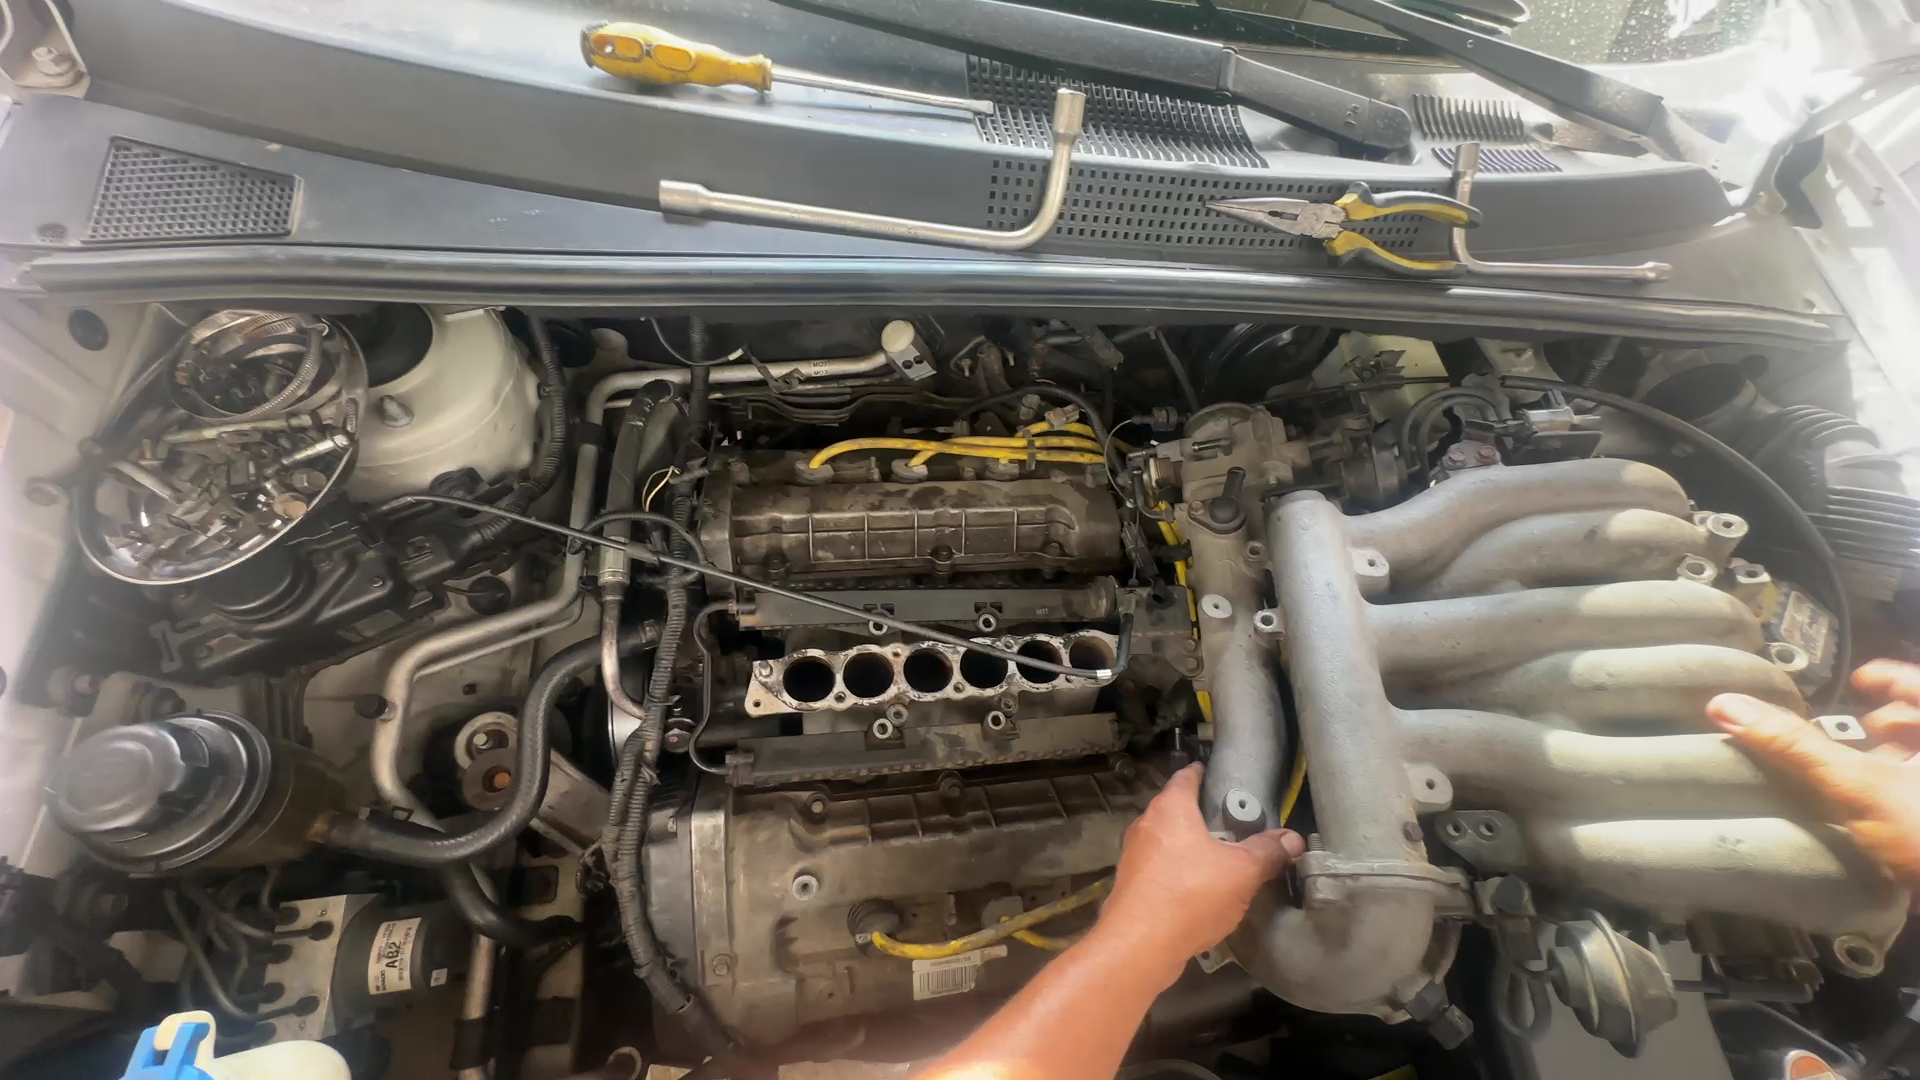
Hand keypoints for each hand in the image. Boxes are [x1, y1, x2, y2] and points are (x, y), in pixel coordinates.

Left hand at [1091, 763, 1304, 987]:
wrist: (1140, 942)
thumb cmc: (1190, 894)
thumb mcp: (1240, 872)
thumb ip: (1266, 853)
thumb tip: (1292, 839)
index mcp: (1170, 808)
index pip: (1185, 776)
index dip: (1202, 772)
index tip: (1216, 773)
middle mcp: (1147, 823)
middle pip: (1176, 807)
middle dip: (1201, 813)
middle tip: (1231, 821)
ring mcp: (1135, 852)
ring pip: (1168, 838)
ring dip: (1190, 844)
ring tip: (1220, 856)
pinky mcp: (1133, 880)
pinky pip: (1161, 865)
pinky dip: (1179, 868)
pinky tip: (1198, 887)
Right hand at [1708, 659, 1919, 887]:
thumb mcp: (1857, 785)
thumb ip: (1792, 743)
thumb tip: (1725, 705)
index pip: (1919, 685)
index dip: (1888, 678)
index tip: (1859, 682)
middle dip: (1892, 724)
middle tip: (1861, 730)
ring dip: (1898, 759)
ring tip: (1862, 769)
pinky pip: (1919, 793)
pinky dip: (1905, 789)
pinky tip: (1880, 804)